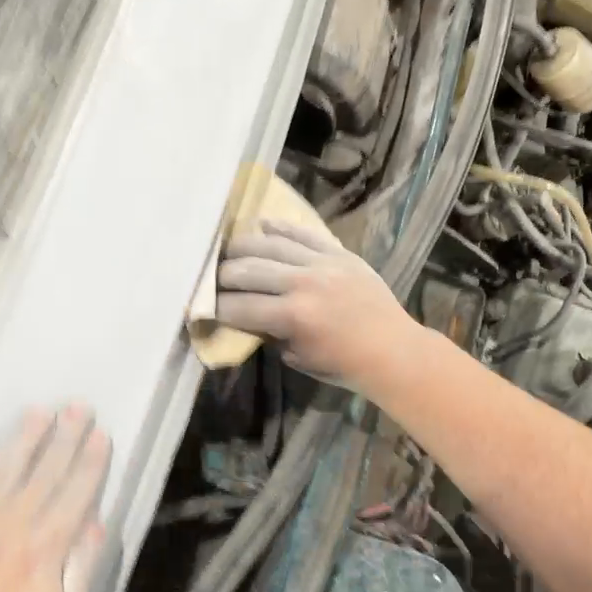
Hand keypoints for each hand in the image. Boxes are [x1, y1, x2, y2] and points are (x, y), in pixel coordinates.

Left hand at [0, 405, 113, 591]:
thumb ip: (81, 571)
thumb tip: (95, 526)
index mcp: (45, 550)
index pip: (75, 495)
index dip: (91, 463)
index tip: (101, 434)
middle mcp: (10, 528)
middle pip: (44, 475)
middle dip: (64, 439)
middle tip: (78, 406)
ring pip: (2, 474)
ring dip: (23, 441)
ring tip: (39, 412)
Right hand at [214, 219, 417, 388]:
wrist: (392, 349)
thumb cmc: (343, 364)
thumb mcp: (298, 357)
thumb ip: (269, 333)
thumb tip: (244, 315)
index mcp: (292, 316)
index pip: (239, 306)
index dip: (214, 307)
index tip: (199, 306)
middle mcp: (303, 283)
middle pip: (248, 269)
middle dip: (221, 275)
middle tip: (208, 278)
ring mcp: (322, 262)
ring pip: (271, 244)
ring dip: (242, 247)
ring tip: (226, 251)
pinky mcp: (338, 252)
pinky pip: (303, 232)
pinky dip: (279, 228)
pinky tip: (261, 227)